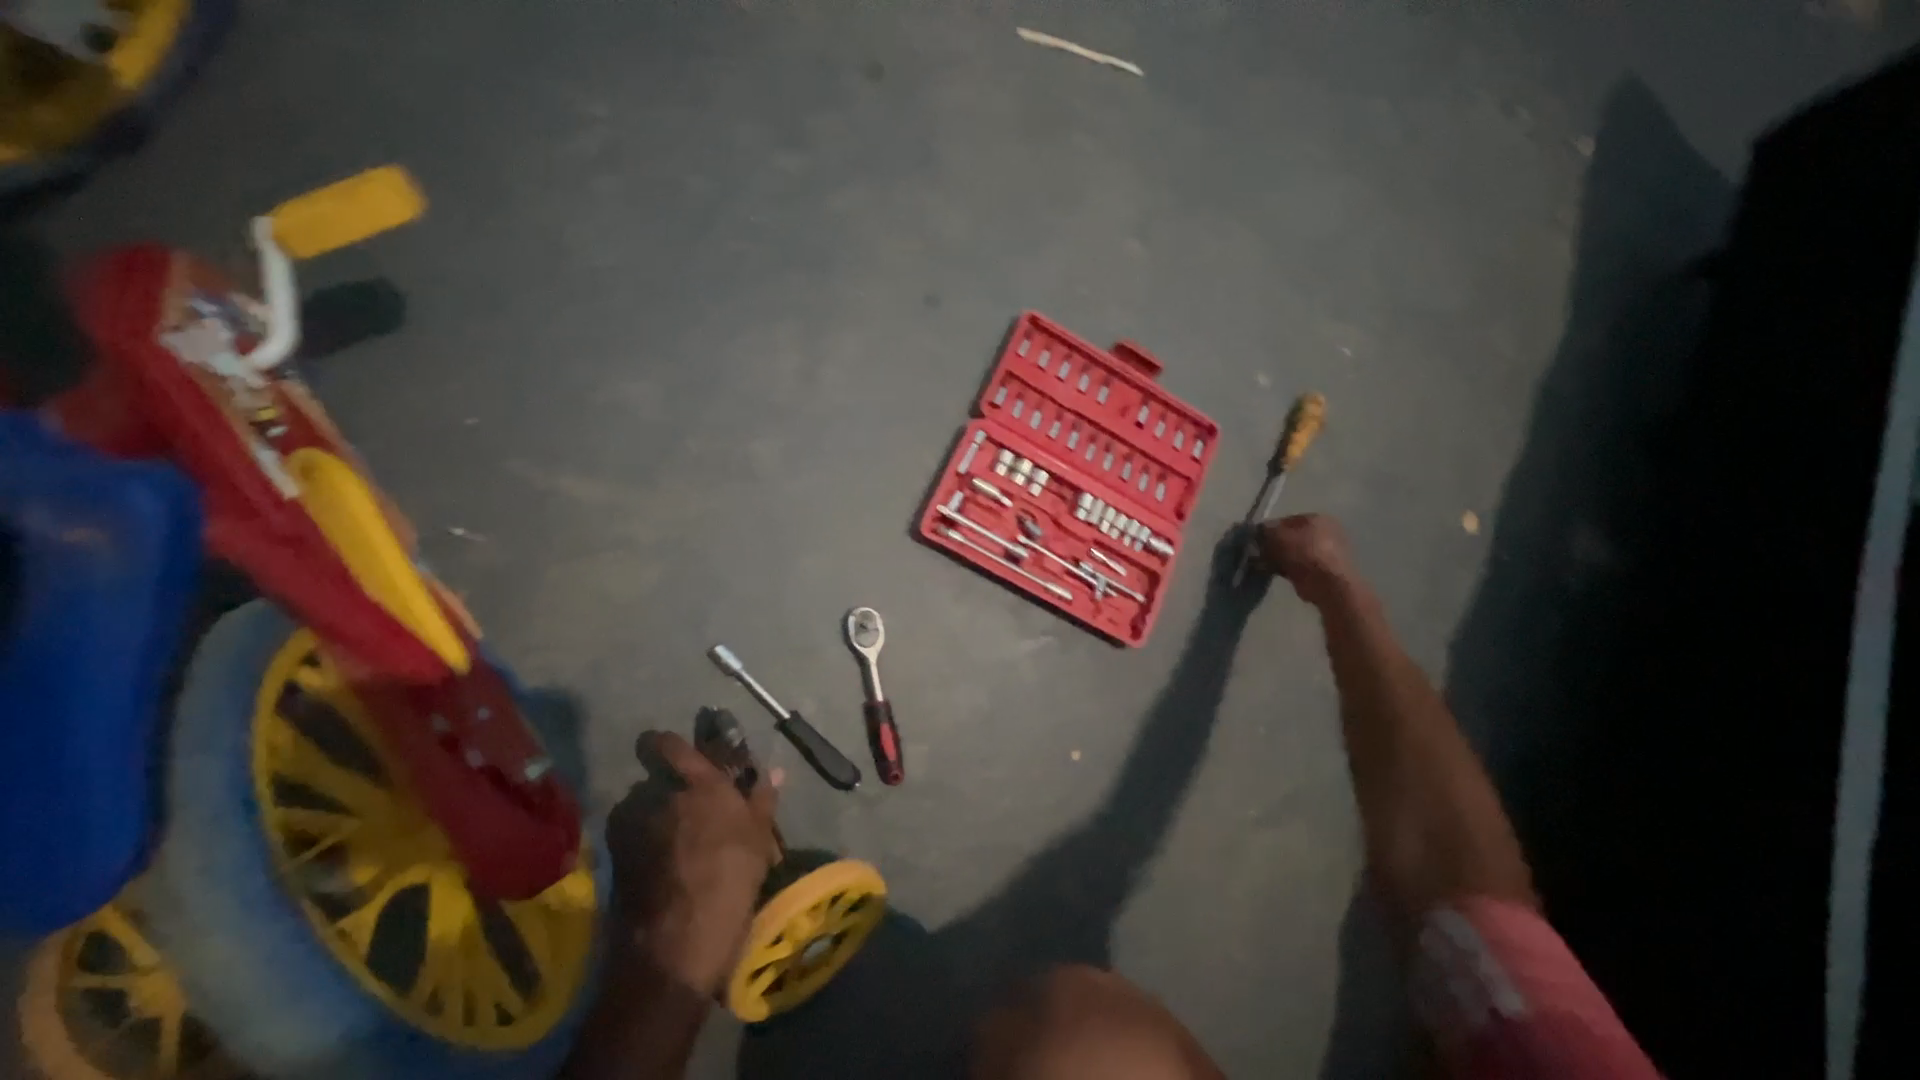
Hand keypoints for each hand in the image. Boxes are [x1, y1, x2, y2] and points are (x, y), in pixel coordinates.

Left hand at [617, 731, 779, 995]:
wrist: (677, 943)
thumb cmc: (731, 880)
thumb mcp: (758, 838)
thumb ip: (761, 799)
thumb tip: (774, 771)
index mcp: (695, 782)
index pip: (666, 743)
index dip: (669, 745)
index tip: (682, 758)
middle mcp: (655, 794)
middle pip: (657, 780)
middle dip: (672, 791)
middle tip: (695, 814)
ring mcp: (629, 826)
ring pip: (642, 809)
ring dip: (657, 819)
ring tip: (679, 846)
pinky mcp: (614, 857)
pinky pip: (632, 837)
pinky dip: (645, 844)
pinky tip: (664, 867)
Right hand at [1254, 513, 1357, 607]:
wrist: (1328, 584)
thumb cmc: (1304, 553)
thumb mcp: (1278, 536)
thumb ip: (1265, 531)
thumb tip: (1258, 532)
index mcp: (1317, 518)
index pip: (1285, 520)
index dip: (1268, 530)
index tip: (1255, 541)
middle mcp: (1324, 532)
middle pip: (1290, 537)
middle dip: (1273, 545)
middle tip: (1258, 554)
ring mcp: (1326, 552)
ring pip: (1293, 552)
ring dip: (1278, 558)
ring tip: (1264, 566)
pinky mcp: (1323, 571)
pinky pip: (1298, 566)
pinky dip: (1287, 569)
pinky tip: (1275, 574)